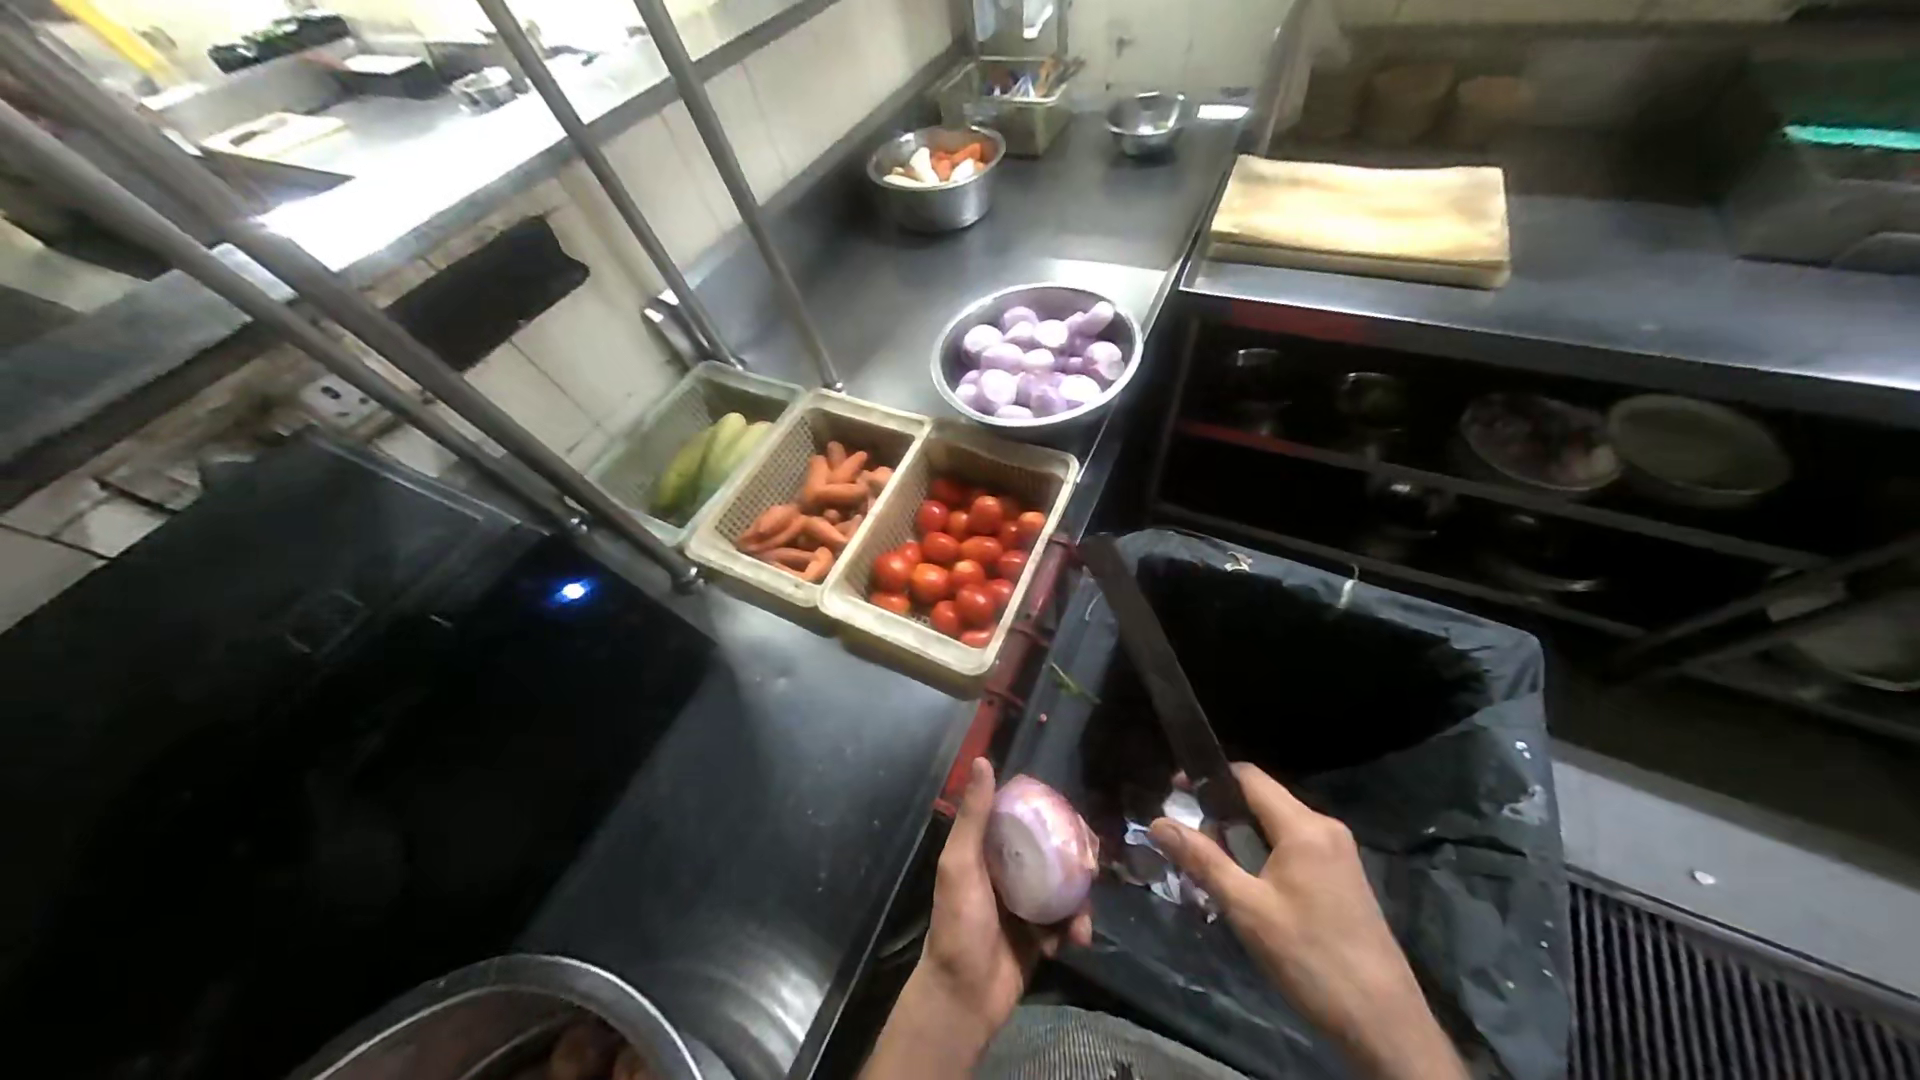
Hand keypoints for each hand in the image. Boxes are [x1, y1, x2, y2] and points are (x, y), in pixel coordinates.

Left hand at [860, 758, 1091, 1078]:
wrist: (964, 996)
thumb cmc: (958, 922)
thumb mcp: (960, 862)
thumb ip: (974, 815)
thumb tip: (982, 760)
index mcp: (989, 850)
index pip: (1025, 819)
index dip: (1051, 814)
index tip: (1075, 817)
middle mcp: (1009, 871)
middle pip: (1052, 852)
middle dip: (1076, 858)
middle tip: (1092, 866)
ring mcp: (1026, 904)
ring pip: (1065, 886)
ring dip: (1079, 899)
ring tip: (1082, 915)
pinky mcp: (1041, 935)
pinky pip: (1067, 921)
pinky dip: (1075, 927)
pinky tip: (1074, 939)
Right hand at [1151, 763, 1466, 1079]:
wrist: (1385, 1025)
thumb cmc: (1311, 959)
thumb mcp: (1247, 908)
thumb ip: (1202, 859)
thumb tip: (1158, 822)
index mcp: (1304, 827)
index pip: (1248, 777)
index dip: (1208, 778)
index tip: (1175, 792)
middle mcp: (1324, 829)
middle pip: (1261, 800)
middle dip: (1220, 813)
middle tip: (1188, 840)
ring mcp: (1338, 853)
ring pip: (1275, 826)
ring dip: (1239, 837)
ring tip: (1209, 865)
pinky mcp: (1342, 877)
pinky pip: (1291, 847)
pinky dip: (1261, 853)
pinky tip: (1244, 884)